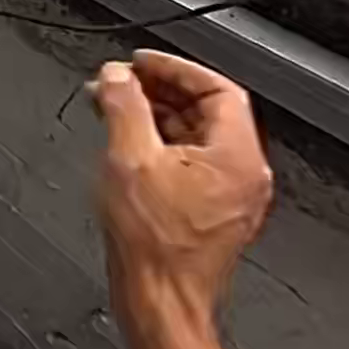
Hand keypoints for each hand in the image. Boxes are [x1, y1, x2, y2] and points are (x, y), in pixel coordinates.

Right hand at [90, 50, 272, 348]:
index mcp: (236, 159)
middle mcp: (241, 173)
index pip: (218, 90)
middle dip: (155, 86)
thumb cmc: (152, 236)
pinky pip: (182, 150)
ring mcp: (225, 189)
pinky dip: (150, 131)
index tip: (139, 60)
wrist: (158, 288)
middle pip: (204, 108)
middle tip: (115, 77)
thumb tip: (115, 74)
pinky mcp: (204, 200)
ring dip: (148, 108)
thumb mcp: (127, 154)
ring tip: (107, 101)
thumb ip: (122, 105)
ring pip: (190, 129)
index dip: (174, 67)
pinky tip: (118, 130)